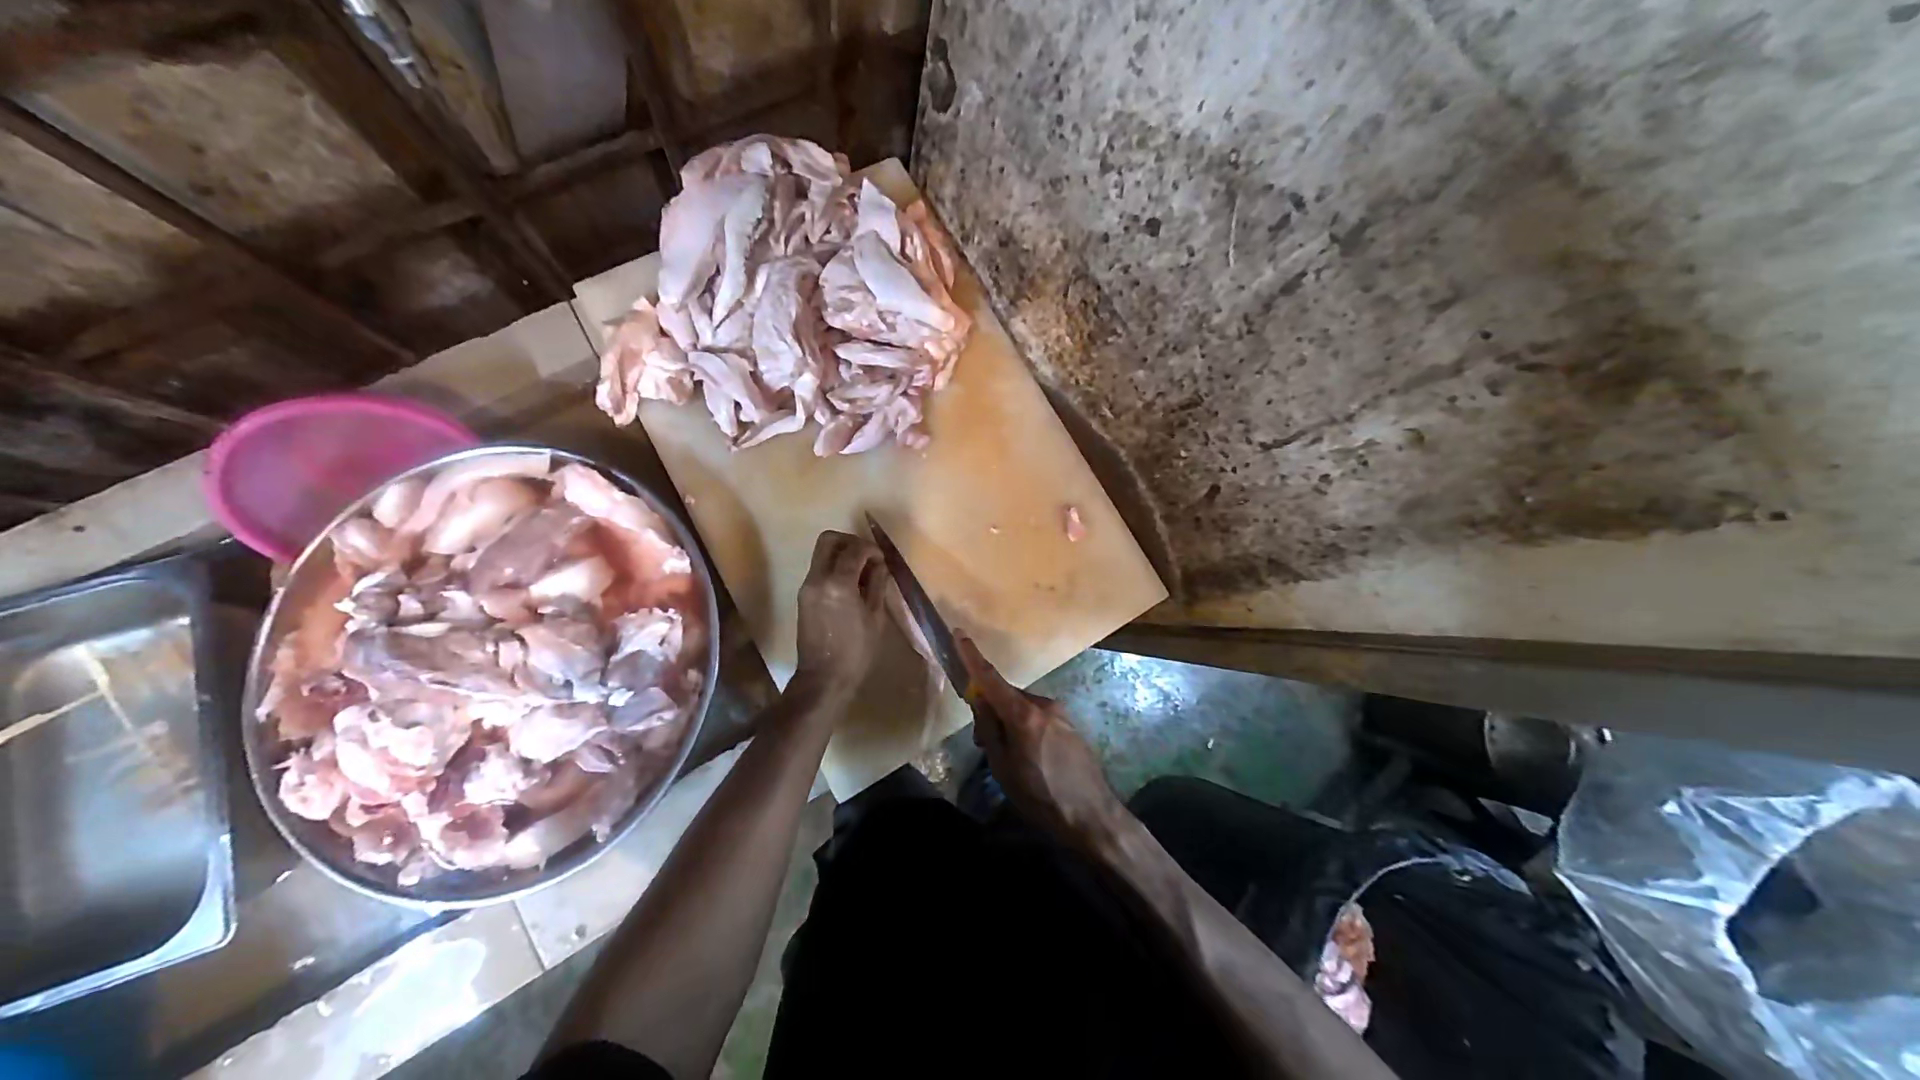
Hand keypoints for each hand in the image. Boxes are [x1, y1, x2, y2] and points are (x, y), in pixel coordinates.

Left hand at [792, 530, 887, 704]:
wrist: (824, 678)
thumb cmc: (856, 651)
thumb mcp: (875, 617)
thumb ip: (877, 585)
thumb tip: (879, 566)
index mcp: (838, 584)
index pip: (854, 550)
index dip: (871, 549)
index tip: (882, 560)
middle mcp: (818, 579)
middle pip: (829, 540)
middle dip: (850, 542)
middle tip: (867, 556)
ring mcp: (807, 586)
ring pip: (821, 553)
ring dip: (841, 553)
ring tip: (860, 572)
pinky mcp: (803, 596)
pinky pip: (819, 569)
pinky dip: (834, 567)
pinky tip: (850, 585)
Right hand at [958, 636, 1123, 846]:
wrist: (1092, 817)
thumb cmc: (1040, 796)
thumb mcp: (1003, 768)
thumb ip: (989, 730)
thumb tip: (981, 703)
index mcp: (1024, 714)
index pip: (991, 679)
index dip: (972, 657)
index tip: (960, 634)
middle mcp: (1044, 705)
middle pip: (1007, 696)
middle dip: (991, 710)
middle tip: (983, 743)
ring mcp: (1061, 714)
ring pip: (1023, 709)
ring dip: (1010, 723)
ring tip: (1009, 757)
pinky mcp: (1071, 725)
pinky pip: (1039, 718)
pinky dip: (1026, 728)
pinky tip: (1030, 758)